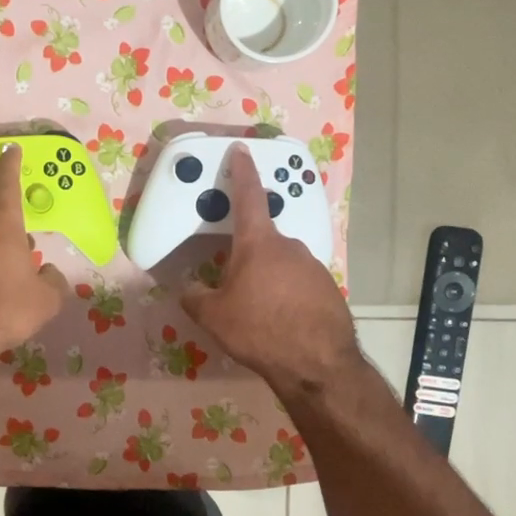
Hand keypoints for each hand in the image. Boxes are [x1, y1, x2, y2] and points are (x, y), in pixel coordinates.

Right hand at [180, 147, 359, 391]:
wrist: (318, 364)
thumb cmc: (259, 330)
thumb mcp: (213, 316)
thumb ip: (195, 296)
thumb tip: (187, 288)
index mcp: (258, 243)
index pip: (247, 196)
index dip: (241, 171)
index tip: (240, 150)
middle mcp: (289, 246)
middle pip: (262, 238)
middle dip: (247, 253)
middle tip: (233, 280)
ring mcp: (313, 266)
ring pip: (281, 262)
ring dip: (267, 276)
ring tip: (256, 308)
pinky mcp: (328, 288)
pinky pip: (298, 282)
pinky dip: (286, 293)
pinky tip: (279, 318)